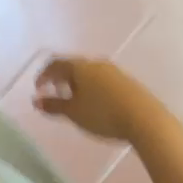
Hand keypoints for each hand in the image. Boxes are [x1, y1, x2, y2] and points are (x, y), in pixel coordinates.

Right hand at [33, 57, 155, 141]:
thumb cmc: (104, 114)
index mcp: (79, 66)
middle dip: (61, 79)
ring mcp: (113, 71)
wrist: (146, 120)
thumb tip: (35, 101)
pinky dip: (93, 88)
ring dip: (78, 84)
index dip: (43, 75)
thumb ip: (53, 106)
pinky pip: (102, 79)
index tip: (38, 90)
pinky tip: (97, 103)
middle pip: (72, 66)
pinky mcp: (127, 82)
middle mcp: (95, 62)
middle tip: (56, 94)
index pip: (54, 63)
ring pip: (88, 72)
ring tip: (76, 101)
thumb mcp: (74, 113)